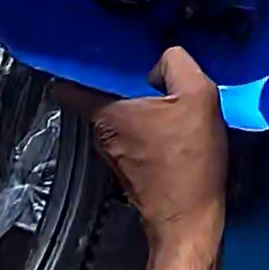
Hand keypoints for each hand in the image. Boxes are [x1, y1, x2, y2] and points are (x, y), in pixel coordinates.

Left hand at [55, 47, 226, 249]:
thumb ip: (176, 62)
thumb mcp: (198, 93)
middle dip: (118, 77)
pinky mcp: (129, 168)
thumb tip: (158, 65)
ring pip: (117, 112)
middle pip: (100, 94)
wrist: (192, 220)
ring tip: (161, 87)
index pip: (69, 85)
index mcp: (107, 114)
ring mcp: (113, 153)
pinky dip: (144, 119)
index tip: (96, 49)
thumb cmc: (190, 156)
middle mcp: (101, 134)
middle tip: (143, 61)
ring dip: (134, 100)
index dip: (78, 64)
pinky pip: (130, 129)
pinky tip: (168, 115)